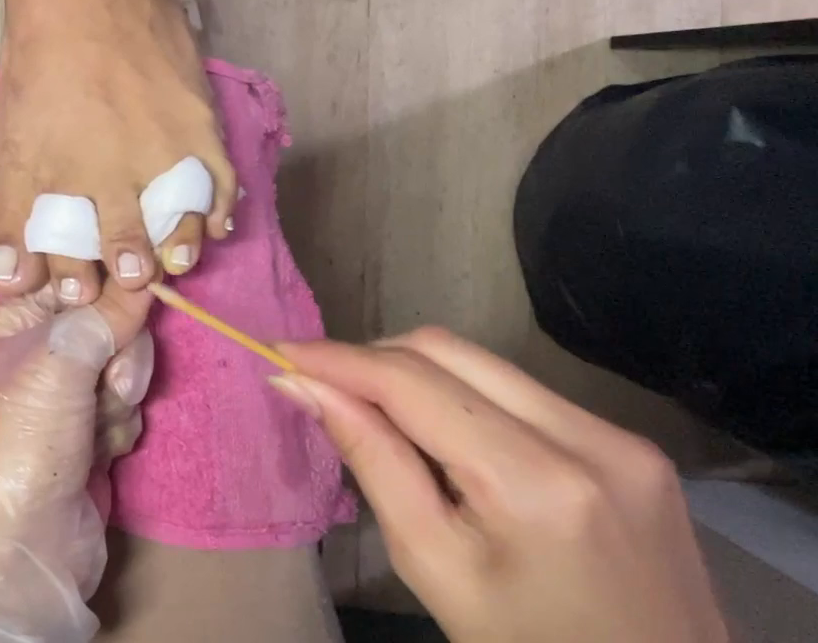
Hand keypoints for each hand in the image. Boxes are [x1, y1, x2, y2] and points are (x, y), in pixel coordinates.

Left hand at [0, 0, 234, 302]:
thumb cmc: (36, 60)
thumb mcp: (9, 135)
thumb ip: (10, 209)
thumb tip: (5, 279)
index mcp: (56, 179)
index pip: (66, 260)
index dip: (70, 284)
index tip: (74, 294)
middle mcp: (111, 174)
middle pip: (126, 251)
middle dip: (122, 277)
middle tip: (123, 283)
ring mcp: (161, 150)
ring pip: (177, 228)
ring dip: (173, 253)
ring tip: (169, 264)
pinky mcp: (199, 124)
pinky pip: (218, 187)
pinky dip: (215, 213)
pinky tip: (211, 225)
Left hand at [0, 283, 152, 641]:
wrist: (21, 540)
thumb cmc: (24, 436)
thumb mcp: (60, 361)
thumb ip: (104, 315)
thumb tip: (142, 276)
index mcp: (15, 318)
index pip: (76, 278)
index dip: (108, 287)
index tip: (138, 291)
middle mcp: (40, 346)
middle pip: (109, 320)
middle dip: (120, 355)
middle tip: (109, 385)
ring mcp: (67, 388)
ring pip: (124, 363)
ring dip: (120, 396)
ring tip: (96, 426)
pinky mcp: (91, 426)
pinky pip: (127, 404)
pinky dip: (121, 425)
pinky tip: (101, 450)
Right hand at [274, 329, 727, 642]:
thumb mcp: (431, 561)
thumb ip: (369, 457)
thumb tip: (298, 383)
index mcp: (537, 480)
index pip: (410, 381)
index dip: (336, 358)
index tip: (278, 352)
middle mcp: (590, 438)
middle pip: (446, 350)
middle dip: (370, 357)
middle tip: (321, 385)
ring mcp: (621, 438)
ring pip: (481, 361)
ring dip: (413, 372)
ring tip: (375, 412)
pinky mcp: (633, 446)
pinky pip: (518, 389)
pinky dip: (460, 394)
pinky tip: (441, 435)